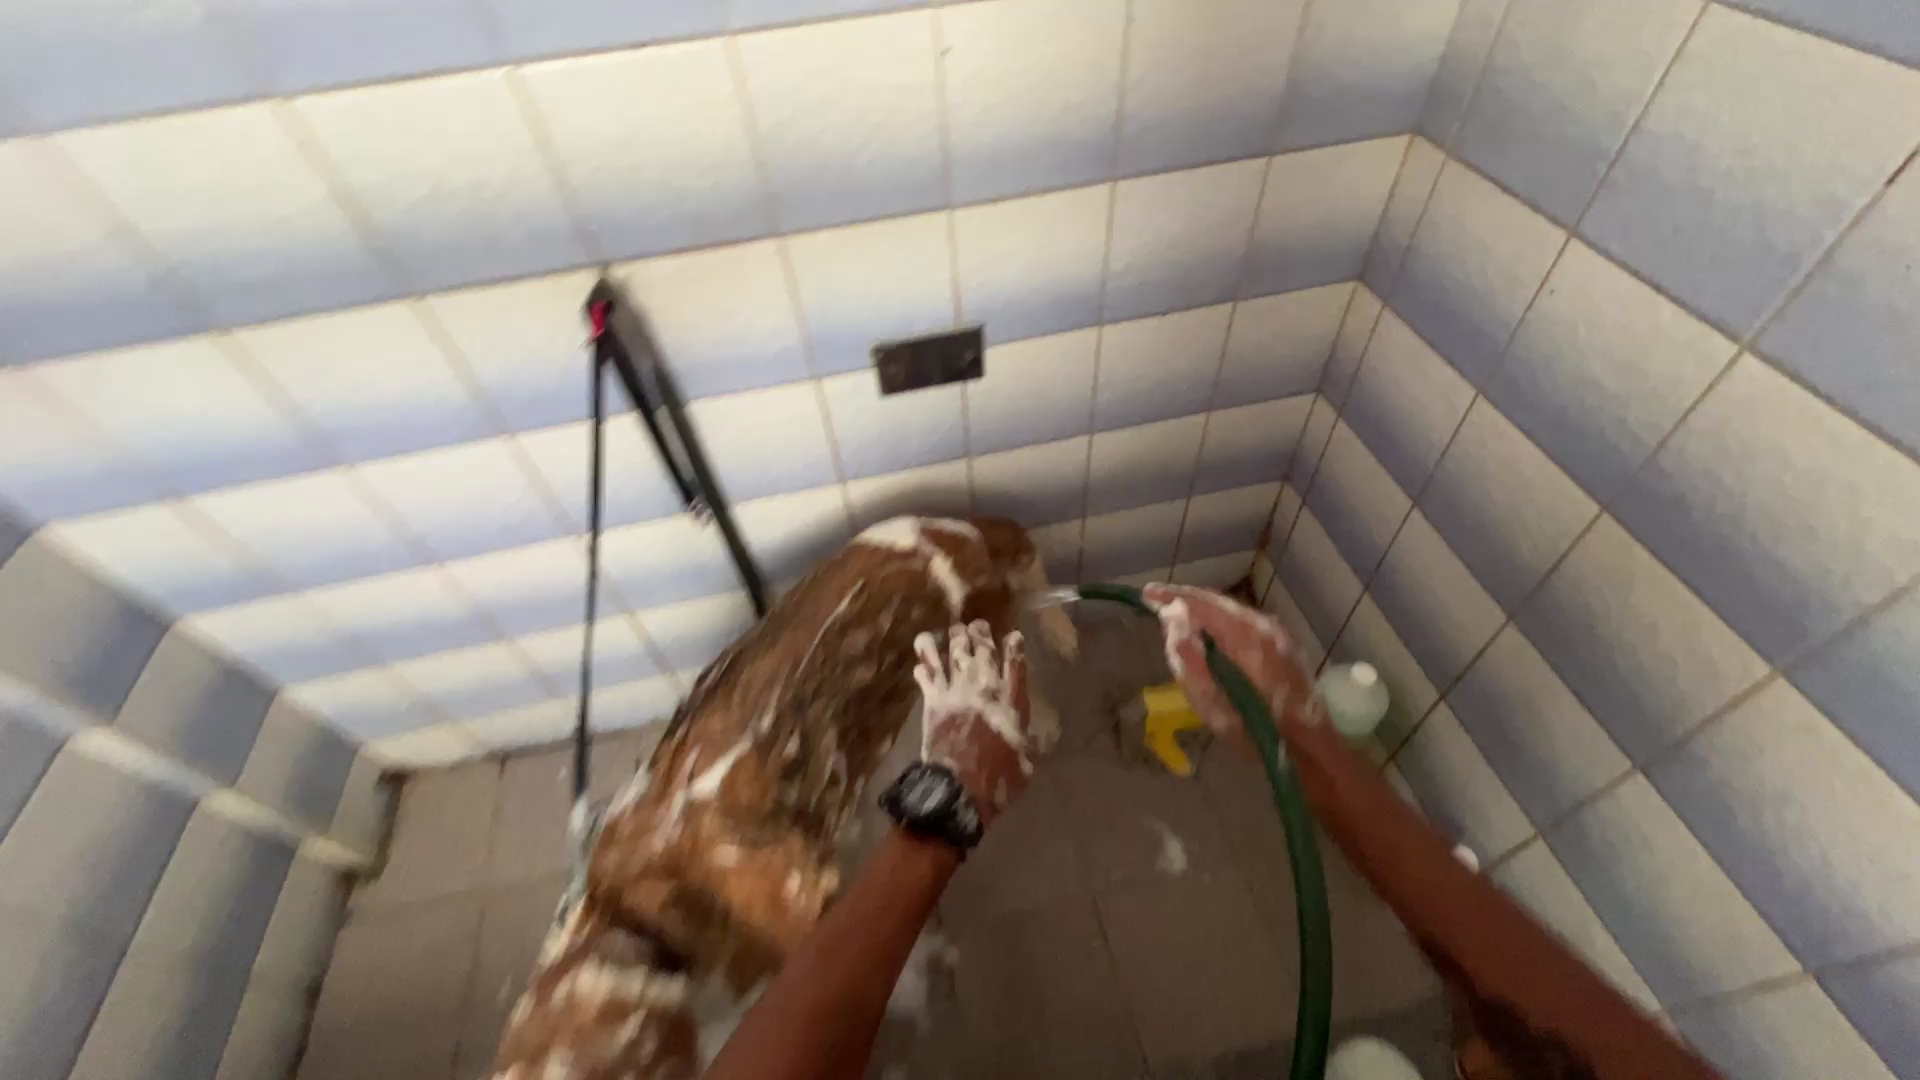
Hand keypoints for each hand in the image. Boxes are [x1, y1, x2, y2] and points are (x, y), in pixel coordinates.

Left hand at [913, 622, 1031, 826]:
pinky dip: (924, 663)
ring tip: (952, 630)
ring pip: (953, 653)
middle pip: (982, 650)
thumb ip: (1029, 744)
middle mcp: (985, 688)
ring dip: (953, 639)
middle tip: (976, 626)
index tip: (1013, 635)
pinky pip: (927, 674)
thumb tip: (1034, 740)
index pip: (1016, 665)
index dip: (1015, 647)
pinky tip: (922, 658)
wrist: (959, 788)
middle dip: (980, 634)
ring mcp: (957, 691)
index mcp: (1012, 703)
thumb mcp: (1025, 763)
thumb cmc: (998, 780)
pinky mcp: (933, 700)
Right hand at [1142, 584, 1321, 750]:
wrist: (1310, 749)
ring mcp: (1277, 634)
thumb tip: (1170, 620)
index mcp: (1248, 639)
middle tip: (1155, 601)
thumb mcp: (1213, 706)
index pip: (1203, 604)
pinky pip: (1240, 621)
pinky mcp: (1280, 643)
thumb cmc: (1256, 733)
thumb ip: (1189, 661)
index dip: (1172, 596)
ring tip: (1174, 613)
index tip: (1147, 594)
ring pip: (1229, 610)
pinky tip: (1204, 631)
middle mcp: (1265, 627)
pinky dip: (1216, 620)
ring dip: (1200, 609)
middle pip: (1217, 602)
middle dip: (1184, 600)